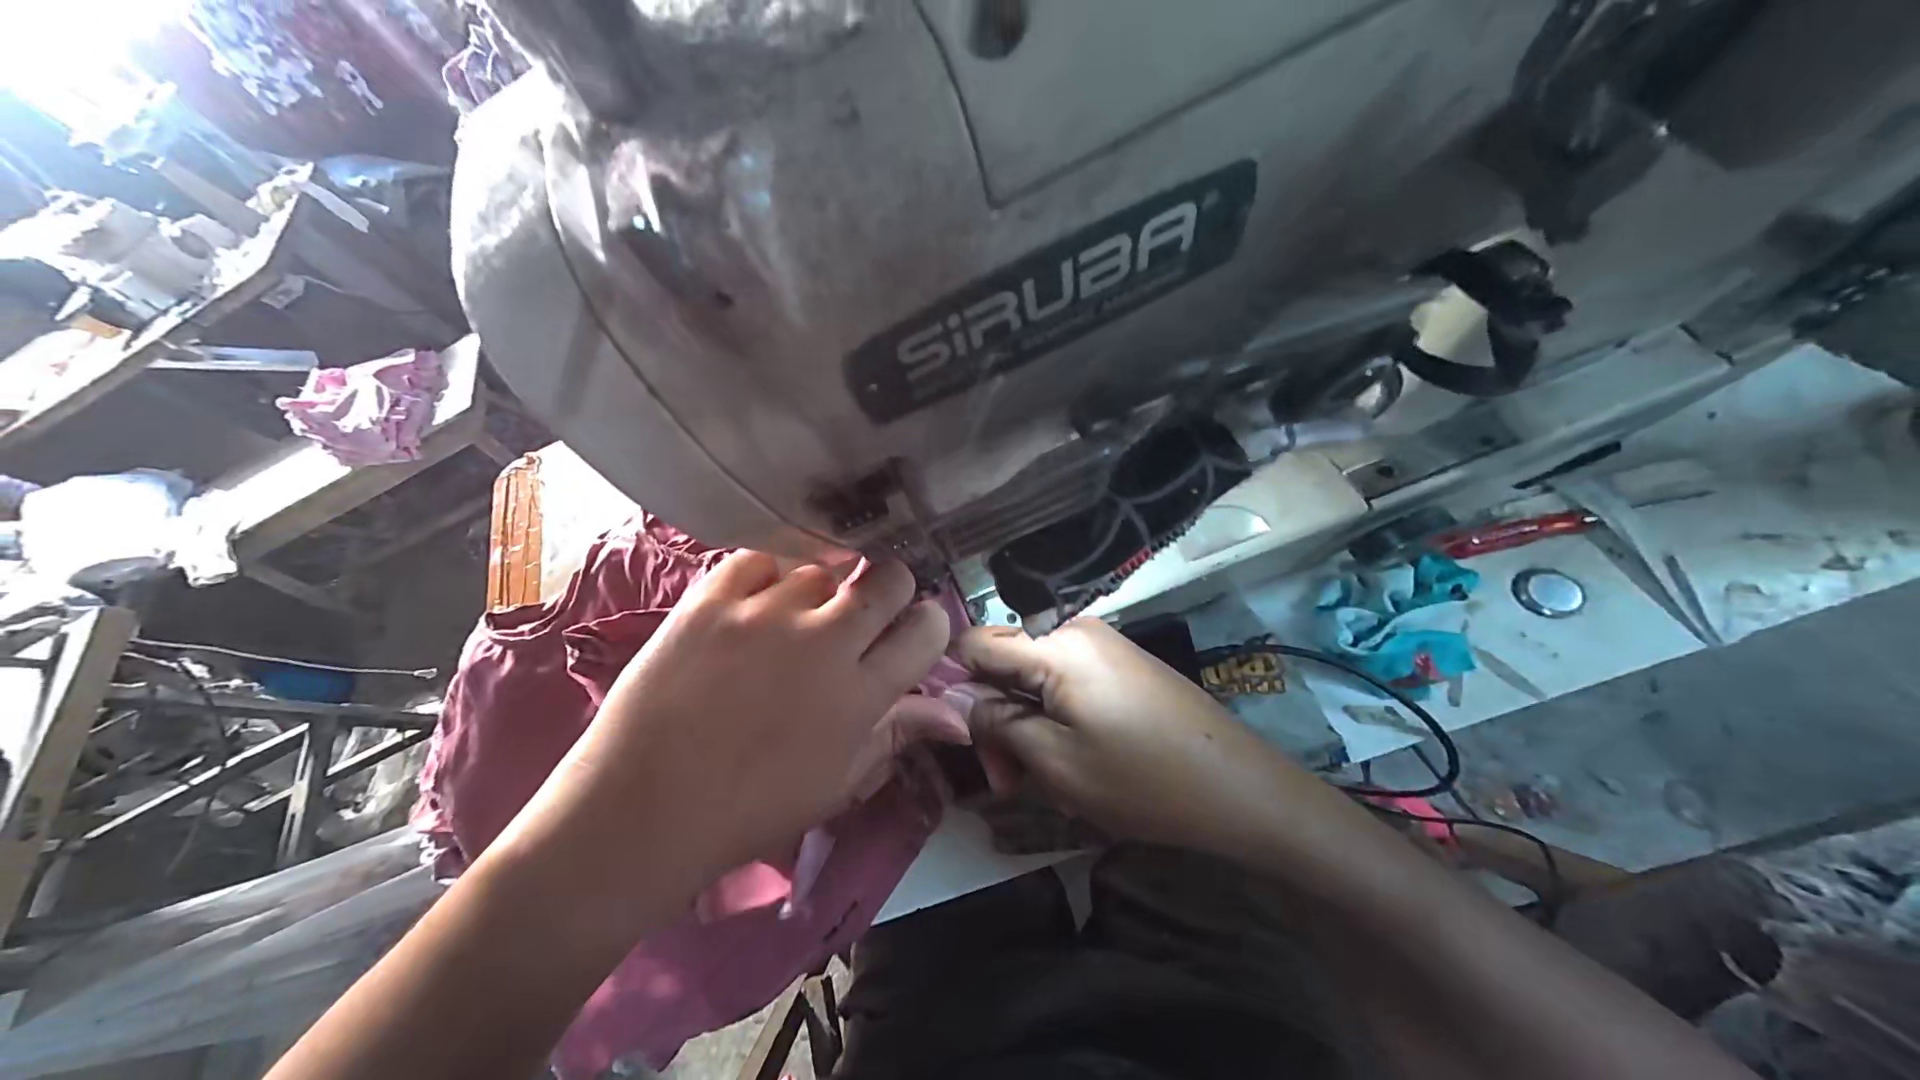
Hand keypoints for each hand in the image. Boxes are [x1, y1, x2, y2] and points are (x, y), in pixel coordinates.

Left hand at [544, 552, 958, 883]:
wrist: (643, 809)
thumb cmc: (749, 810)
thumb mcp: (837, 785)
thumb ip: (897, 736)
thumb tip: (954, 717)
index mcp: (861, 695)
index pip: (926, 629)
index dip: (928, 625)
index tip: (912, 633)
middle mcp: (823, 643)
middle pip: (888, 578)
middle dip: (891, 589)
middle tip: (866, 613)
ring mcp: (765, 615)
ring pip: (825, 567)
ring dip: (824, 589)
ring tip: (799, 617)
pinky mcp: (711, 600)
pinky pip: (760, 559)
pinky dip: (767, 576)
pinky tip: (759, 603)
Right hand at [955, 618, 1309, 856]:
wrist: (1241, 789)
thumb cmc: (1143, 780)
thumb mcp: (1055, 760)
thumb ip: (994, 721)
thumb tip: (949, 693)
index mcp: (1056, 644)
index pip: (973, 644)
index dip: (955, 687)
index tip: (967, 740)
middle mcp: (1076, 630)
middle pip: (1005, 665)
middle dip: (997, 721)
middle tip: (1009, 782)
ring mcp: (1103, 646)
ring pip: (1034, 680)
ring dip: (1027, 728)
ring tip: (1046, 783)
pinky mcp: (1121, 666)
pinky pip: (1066, 684)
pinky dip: (1056, 721)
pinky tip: (1073, 763)